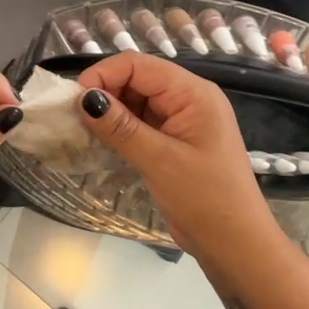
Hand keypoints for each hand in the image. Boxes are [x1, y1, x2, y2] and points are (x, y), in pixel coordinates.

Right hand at [77, 53, 268, 245]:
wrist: (236, 243)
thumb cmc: (205, 198)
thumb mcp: (159, 160)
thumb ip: (120, 127)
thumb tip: (82, 99)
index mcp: (193, 93)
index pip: (138, 65)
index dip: (103, 75)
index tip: (73, 101)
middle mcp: (187, 99)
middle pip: (136, 79)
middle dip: (103, 93)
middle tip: (73, 119)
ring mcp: (180, 121)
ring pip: (134, 101)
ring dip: (108, 112)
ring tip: (81, 131)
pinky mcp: (172, 142)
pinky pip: (139, 123)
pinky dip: (117, 129)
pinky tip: (98, 142)